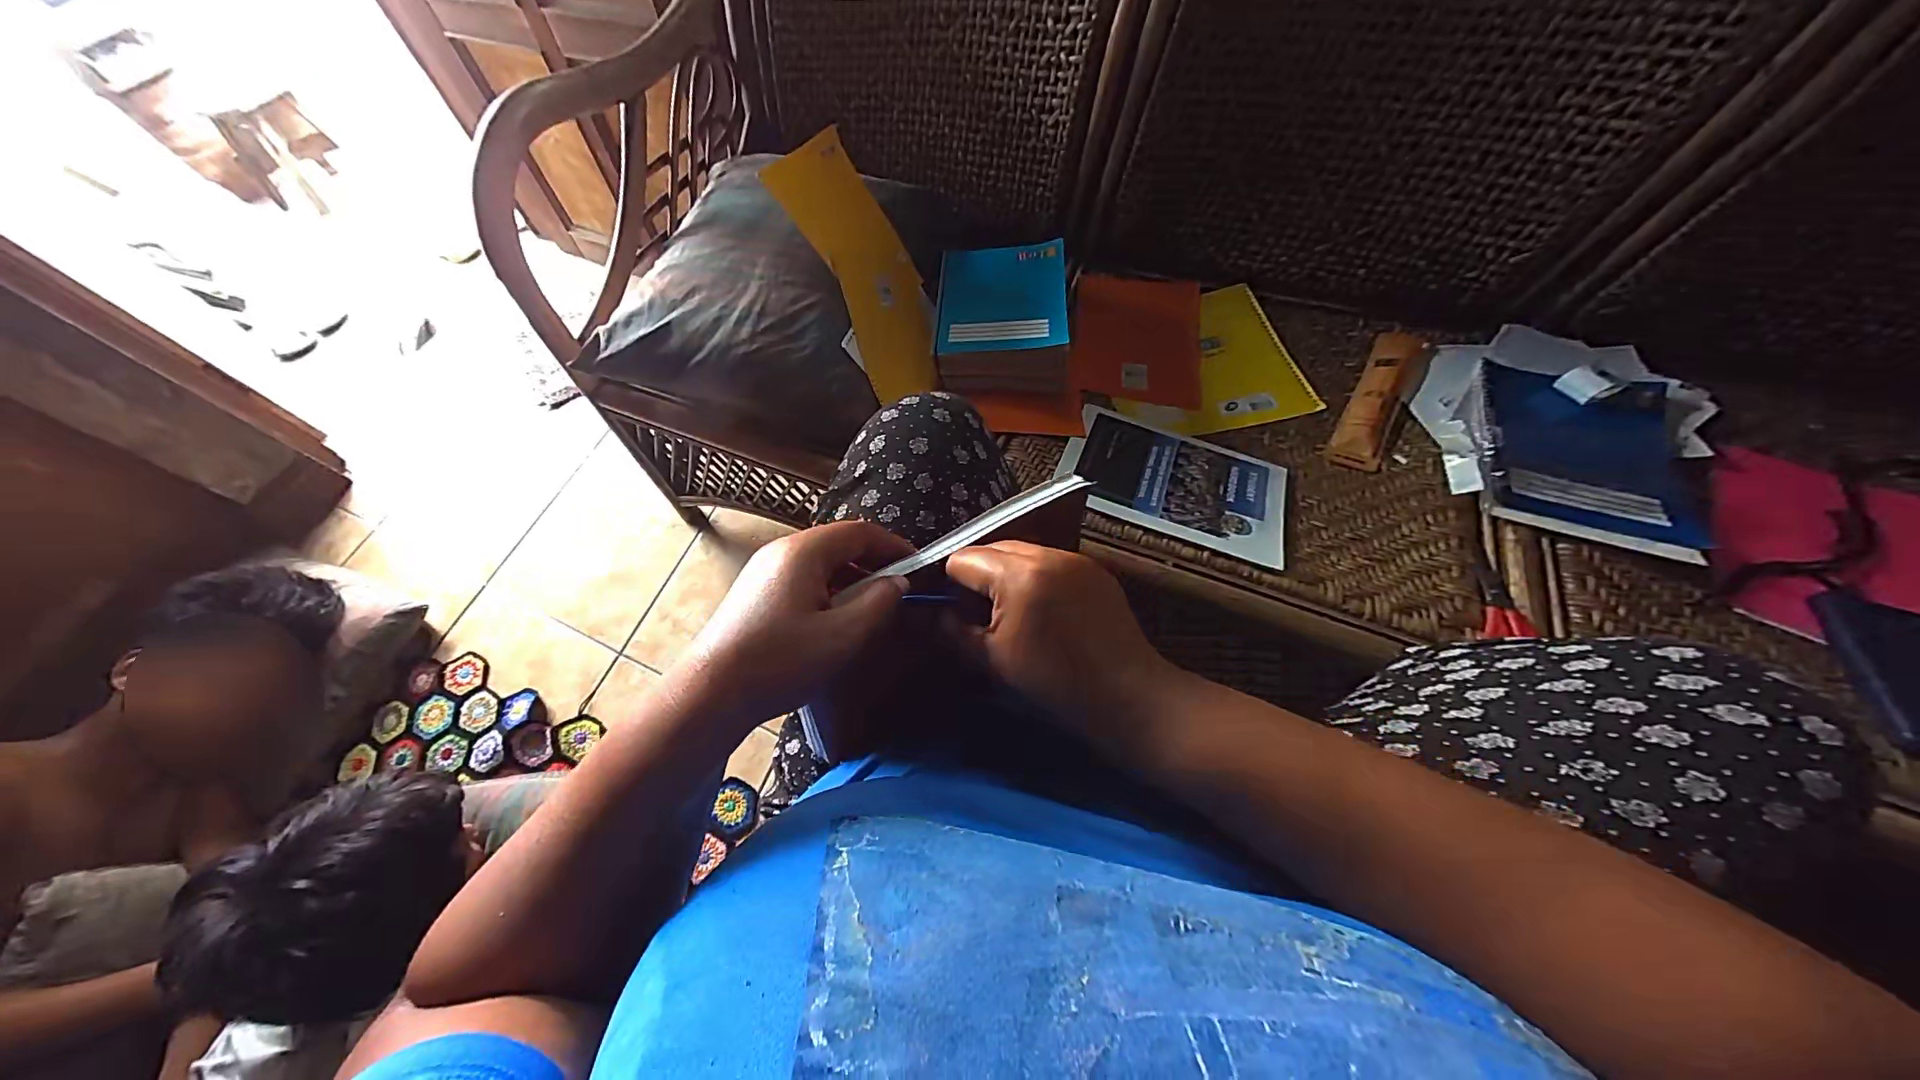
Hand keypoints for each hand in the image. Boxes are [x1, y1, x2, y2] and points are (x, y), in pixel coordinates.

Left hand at [668, 521, 913, 729]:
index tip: (919, 565)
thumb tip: (897, 583)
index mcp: (803, 552)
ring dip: (853, 578)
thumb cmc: (779, 661)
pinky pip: (804, 579)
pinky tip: (838, 618)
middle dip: (874, 562)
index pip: (860, 531)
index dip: (894, 545)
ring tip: (874, 607)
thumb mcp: (842, 635)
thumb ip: (878, 603)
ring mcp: (765, 571)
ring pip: (822, 563)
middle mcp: (782, 551)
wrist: (710, 693)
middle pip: (839, 543)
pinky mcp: (757, 592)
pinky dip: (830, 589)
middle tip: (900, 588)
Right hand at [944, 542, 1185, 751]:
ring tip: (1012, 616)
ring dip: (1007, 576)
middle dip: (978, 577)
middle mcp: (1047, 554)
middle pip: (992, 550)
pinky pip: (1050, 563)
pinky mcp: (1094, 570)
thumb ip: (954, 631)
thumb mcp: (993, 662)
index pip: (962, 559)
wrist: (1128, 697)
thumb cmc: (1055, 685)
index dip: (948, 584)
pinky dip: (1036, 579)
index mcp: (1018, 574)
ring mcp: (1075, 559)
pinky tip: (1042, 613)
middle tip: (978, 616)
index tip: (950, 612)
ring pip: (1022, 554)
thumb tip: (933, 613)